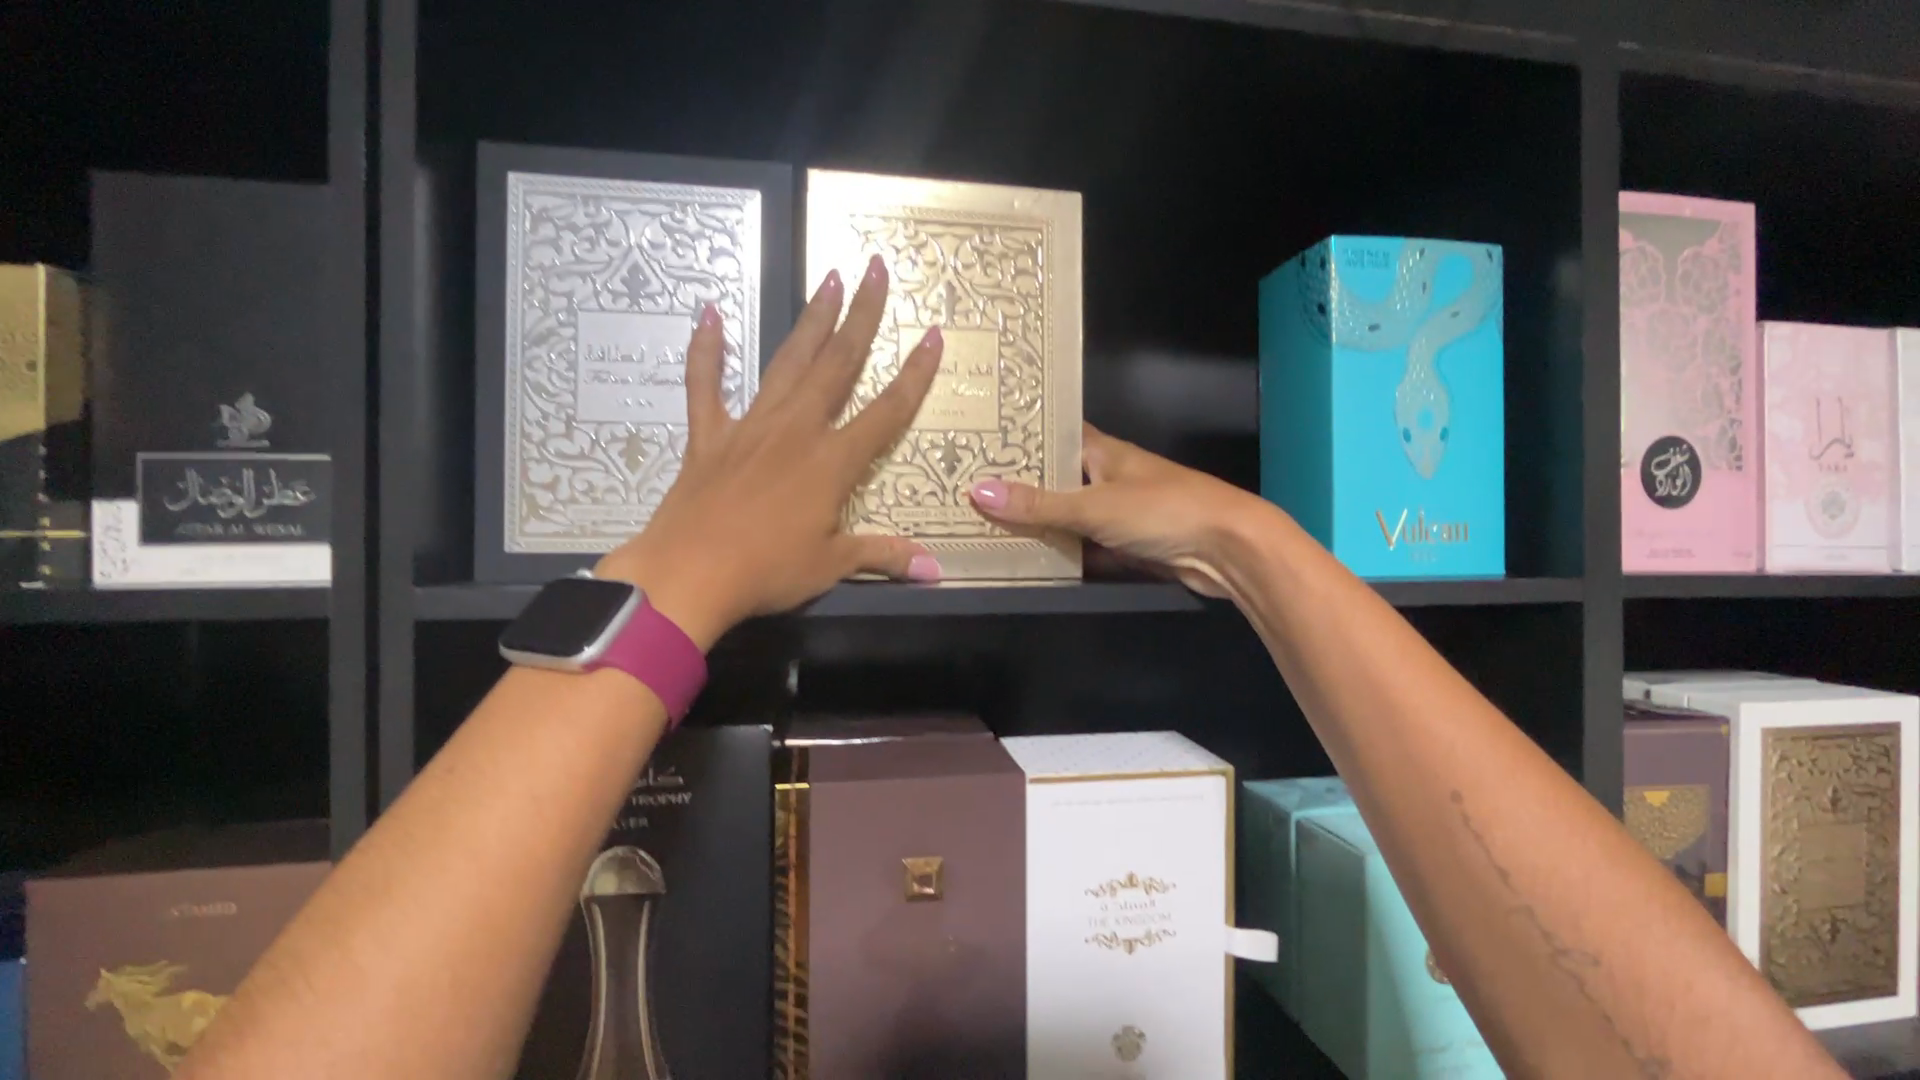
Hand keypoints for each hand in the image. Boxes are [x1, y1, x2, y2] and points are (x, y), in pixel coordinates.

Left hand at [596, 255, 943, 647]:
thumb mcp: (831, 566)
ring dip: (810, 320)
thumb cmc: (767, 571)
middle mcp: (796, 430)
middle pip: (837, 364)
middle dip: (861, 315)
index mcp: (832, 462)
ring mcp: (750, 426)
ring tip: (827, 280)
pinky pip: (705, 384)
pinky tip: (708, 313)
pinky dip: (705, 350)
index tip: (932, 336)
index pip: (885, 411)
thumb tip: (934, 571)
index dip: (914, 375)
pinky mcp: (709, 435)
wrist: (689, 575)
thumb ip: (882, 556)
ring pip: (787, 362)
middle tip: (875, 270)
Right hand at [968, 424, 1267, 597]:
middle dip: (1020, 486)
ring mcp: (1120, 514)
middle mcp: (1109, 477)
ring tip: (985, 525)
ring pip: (1069, 517)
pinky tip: (1028, 561)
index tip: (979, 439)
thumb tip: (977, 491)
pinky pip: (1086, 548)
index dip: (1022, 436)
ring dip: (1040, 524)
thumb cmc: (1163, 510)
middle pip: (1057, 480)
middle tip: (967, 488)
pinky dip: (1063, 554)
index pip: (1055, 434)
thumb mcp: (1093, 506)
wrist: (1229, 550)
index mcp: (1103, 452)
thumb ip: (1038, 505)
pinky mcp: (1128, 547)